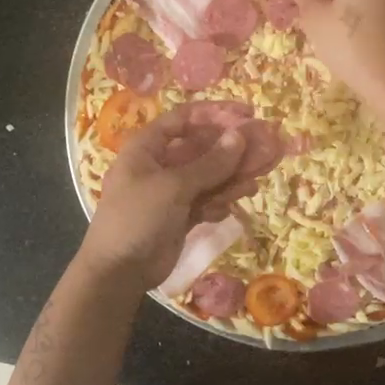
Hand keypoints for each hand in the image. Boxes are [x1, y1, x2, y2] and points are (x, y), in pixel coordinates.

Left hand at [82, 110, 246, 289]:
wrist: (119, 271)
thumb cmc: (138, 217)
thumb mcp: (173, 186)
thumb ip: (210, 163)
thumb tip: (240, 136)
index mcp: (146, 148)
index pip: (184, 119)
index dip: (215, 113)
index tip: (247, 114)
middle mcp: (158, 165)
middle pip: (201, 148)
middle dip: (231, 149)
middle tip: (266, 148)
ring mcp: (169, 192)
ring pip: (207, 177)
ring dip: (231, 177)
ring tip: (257, 180)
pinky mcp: (179, 216)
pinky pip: (205, 201)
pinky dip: (219, 202)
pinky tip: (231, 208)